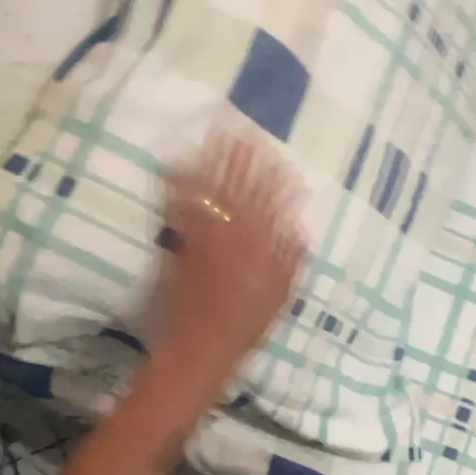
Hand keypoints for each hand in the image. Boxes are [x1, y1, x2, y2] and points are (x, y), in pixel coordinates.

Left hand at [154, 128, 307, 387]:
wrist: (202, 346)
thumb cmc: (246, 326)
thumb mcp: (281, 295)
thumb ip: (291, 260)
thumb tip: (299, 230)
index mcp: (265, 247)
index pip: (273, 203)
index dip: (275, 176)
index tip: (277, 155)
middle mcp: (238, 236)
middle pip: (242, 188)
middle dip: (243, 157)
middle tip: (242, 129)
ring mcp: (208, 237)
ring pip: (213, 191)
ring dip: (214, 160)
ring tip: (213, 134)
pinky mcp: (183, 243)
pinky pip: (182, 207)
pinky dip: (180, 184)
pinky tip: (176, 164)